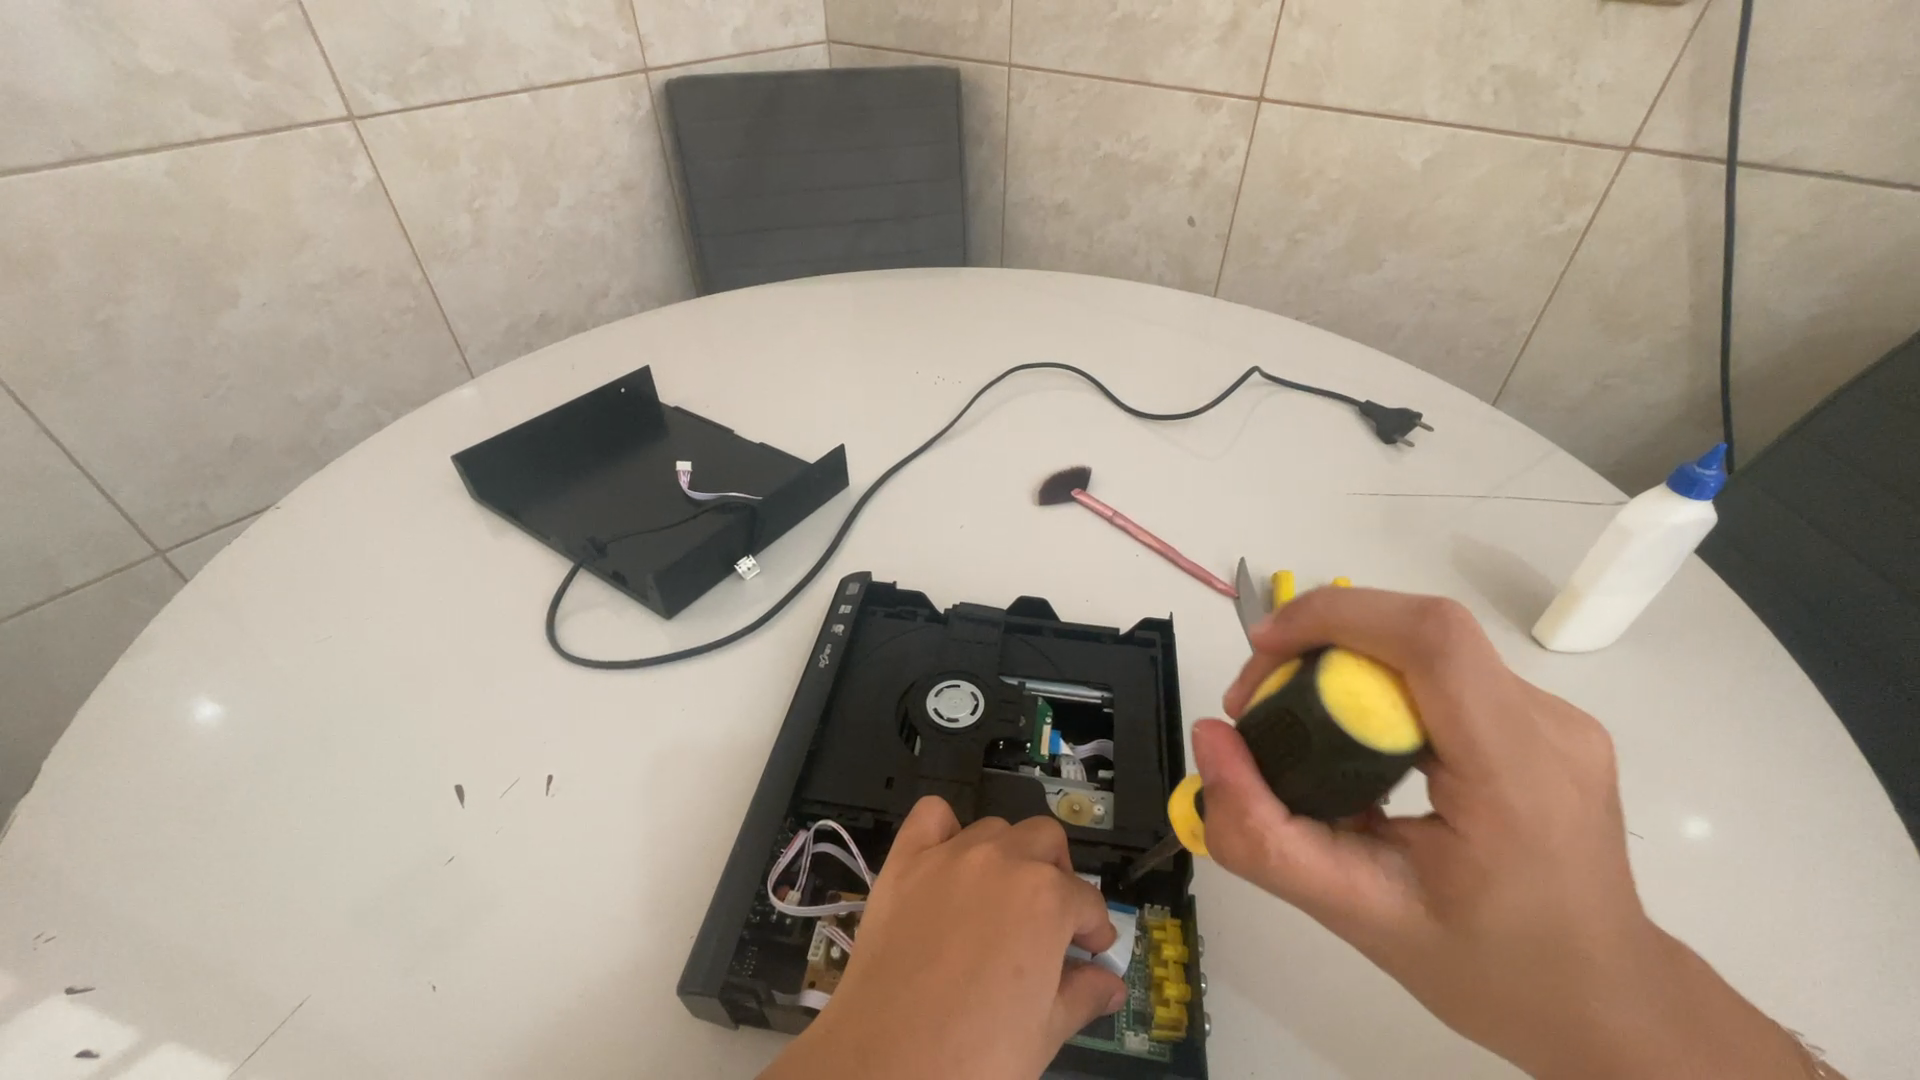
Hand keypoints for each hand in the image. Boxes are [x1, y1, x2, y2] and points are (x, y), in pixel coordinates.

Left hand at [762, 796, 1125, 1079]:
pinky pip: (931, 815)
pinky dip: (945, 827)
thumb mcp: (1044, 1033)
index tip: (1088, 955)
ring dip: (1008, 855)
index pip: (1087, 901)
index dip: (1093, 931)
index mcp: (1047, 898)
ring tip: (999, 899)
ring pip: (995, 828)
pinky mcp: (904, 860)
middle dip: (1058, 876)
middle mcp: (1003, 860)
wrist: (888, 1063)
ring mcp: (950, 854)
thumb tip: (1109, 984)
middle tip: (1049, 923)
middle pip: (1046, 841)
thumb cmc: (978, 1054)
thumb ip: (1082, 996)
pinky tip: (948, 861)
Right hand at [1197, 587, 1819, 1079]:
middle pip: (1418, 631)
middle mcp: (1547, 724)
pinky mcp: (1540, 719)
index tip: (1260, 648)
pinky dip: (1373, 680)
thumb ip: (1262, 836)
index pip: (1432, 641)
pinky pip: (1439, 669)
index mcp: (1516, 775)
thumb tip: (1209, 738)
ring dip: (1341, 658)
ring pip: (1424, 643)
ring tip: (1294, 725)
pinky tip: (1350, 740)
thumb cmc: (1486, 969)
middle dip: (1318, 642)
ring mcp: (1553, 716)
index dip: (1334, 617)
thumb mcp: (1354, 915)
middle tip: (1258, 706)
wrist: (1604, 1000)